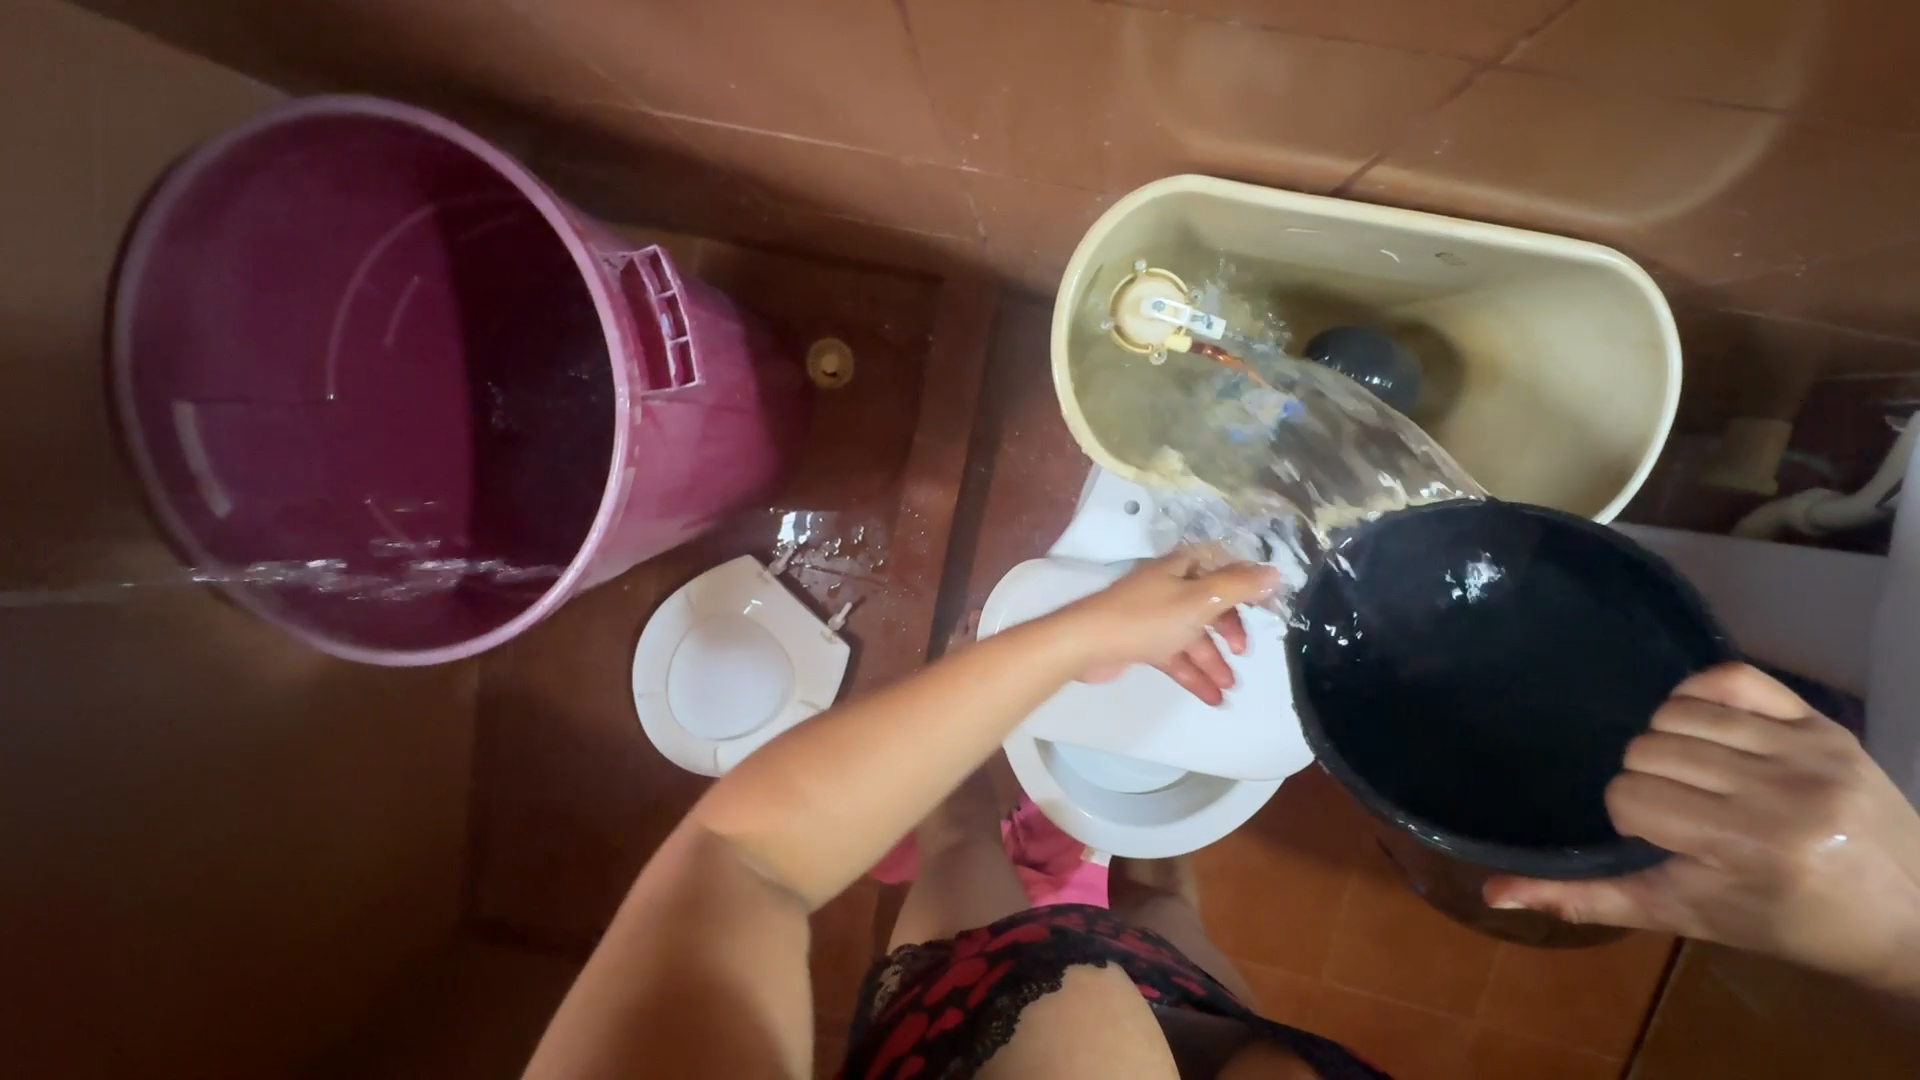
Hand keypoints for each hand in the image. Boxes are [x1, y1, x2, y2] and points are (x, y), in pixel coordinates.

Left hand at [1048, 551, 1281, 706]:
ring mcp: (1152, 615)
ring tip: (1229, 687)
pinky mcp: (1140, 641)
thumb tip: (1274, 572)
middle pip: (1209, 604)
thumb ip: (1239, 586)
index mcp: (1181, 568)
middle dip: (1229, 630)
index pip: (1223, 567)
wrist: (1085, 644)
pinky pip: (1174, 655)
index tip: (1269, 608)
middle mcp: (1168, 586)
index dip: (1248, 584)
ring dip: (1212, 660)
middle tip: (1243, 652)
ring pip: (1192, 635)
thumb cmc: (1146, 618)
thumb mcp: (1199, 600)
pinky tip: (1211, 697)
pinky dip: (1192, 673)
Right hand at [1484, 664, 1919, 995]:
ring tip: (1696, 774)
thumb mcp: (1682, 916)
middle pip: (1648, 751)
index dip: (1633, 819)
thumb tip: (1492, 892)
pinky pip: (1728, 679)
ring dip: (1669, 742)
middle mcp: (1785, 794)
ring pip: (1676, 715)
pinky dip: (1699, 696)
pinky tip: (1708, 730)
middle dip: (1649, 780)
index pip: (1630, 797)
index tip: (1665, 841)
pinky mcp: (1825, 725)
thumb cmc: (1785, 921)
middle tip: (1681, 810)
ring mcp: (1811, 752)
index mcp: (1749, 848)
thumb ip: (1586, 900)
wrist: (1912, 917)